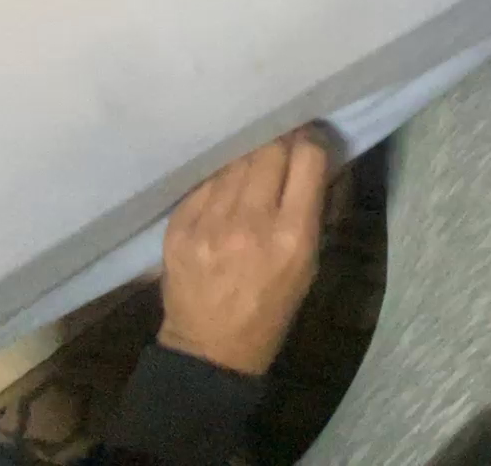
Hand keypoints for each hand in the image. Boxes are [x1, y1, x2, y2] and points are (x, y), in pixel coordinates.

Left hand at [157, 130, 328, 375]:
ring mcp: (209, 224)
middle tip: (283, 143)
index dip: (312, 142)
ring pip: (236, 160)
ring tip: (254, 163)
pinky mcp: (178, 227)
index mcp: (292, 236)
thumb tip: (312, 156)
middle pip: (269, 150)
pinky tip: (226, 191)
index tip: (310, 140)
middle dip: (281, 141)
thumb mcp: (309, 261)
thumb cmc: (273, 305)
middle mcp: (250, 223)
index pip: (307, 159)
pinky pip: (206, 181)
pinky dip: (221, 179)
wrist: (209, 350)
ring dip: (250, 157)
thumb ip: (310, 207)